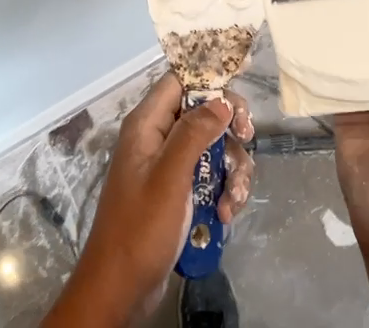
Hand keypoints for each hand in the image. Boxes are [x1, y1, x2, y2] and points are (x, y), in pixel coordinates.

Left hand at [46, 73, 252, 325]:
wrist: (121, 288)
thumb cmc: (140, 228)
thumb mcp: (170, 177)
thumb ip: (195, 133)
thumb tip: (222, 99)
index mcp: (147, 124)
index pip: (180, 81)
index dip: (211, 81)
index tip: (239, 99)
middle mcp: (157, 138)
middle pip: (203, 112)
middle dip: (229, 129)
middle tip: (247, 140)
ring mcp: (167, 166)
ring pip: (212, 147)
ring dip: (230, 169)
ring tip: (233, 198)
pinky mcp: (177, 192)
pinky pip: (208, 177)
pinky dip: (222, 191)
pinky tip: (226, 214)